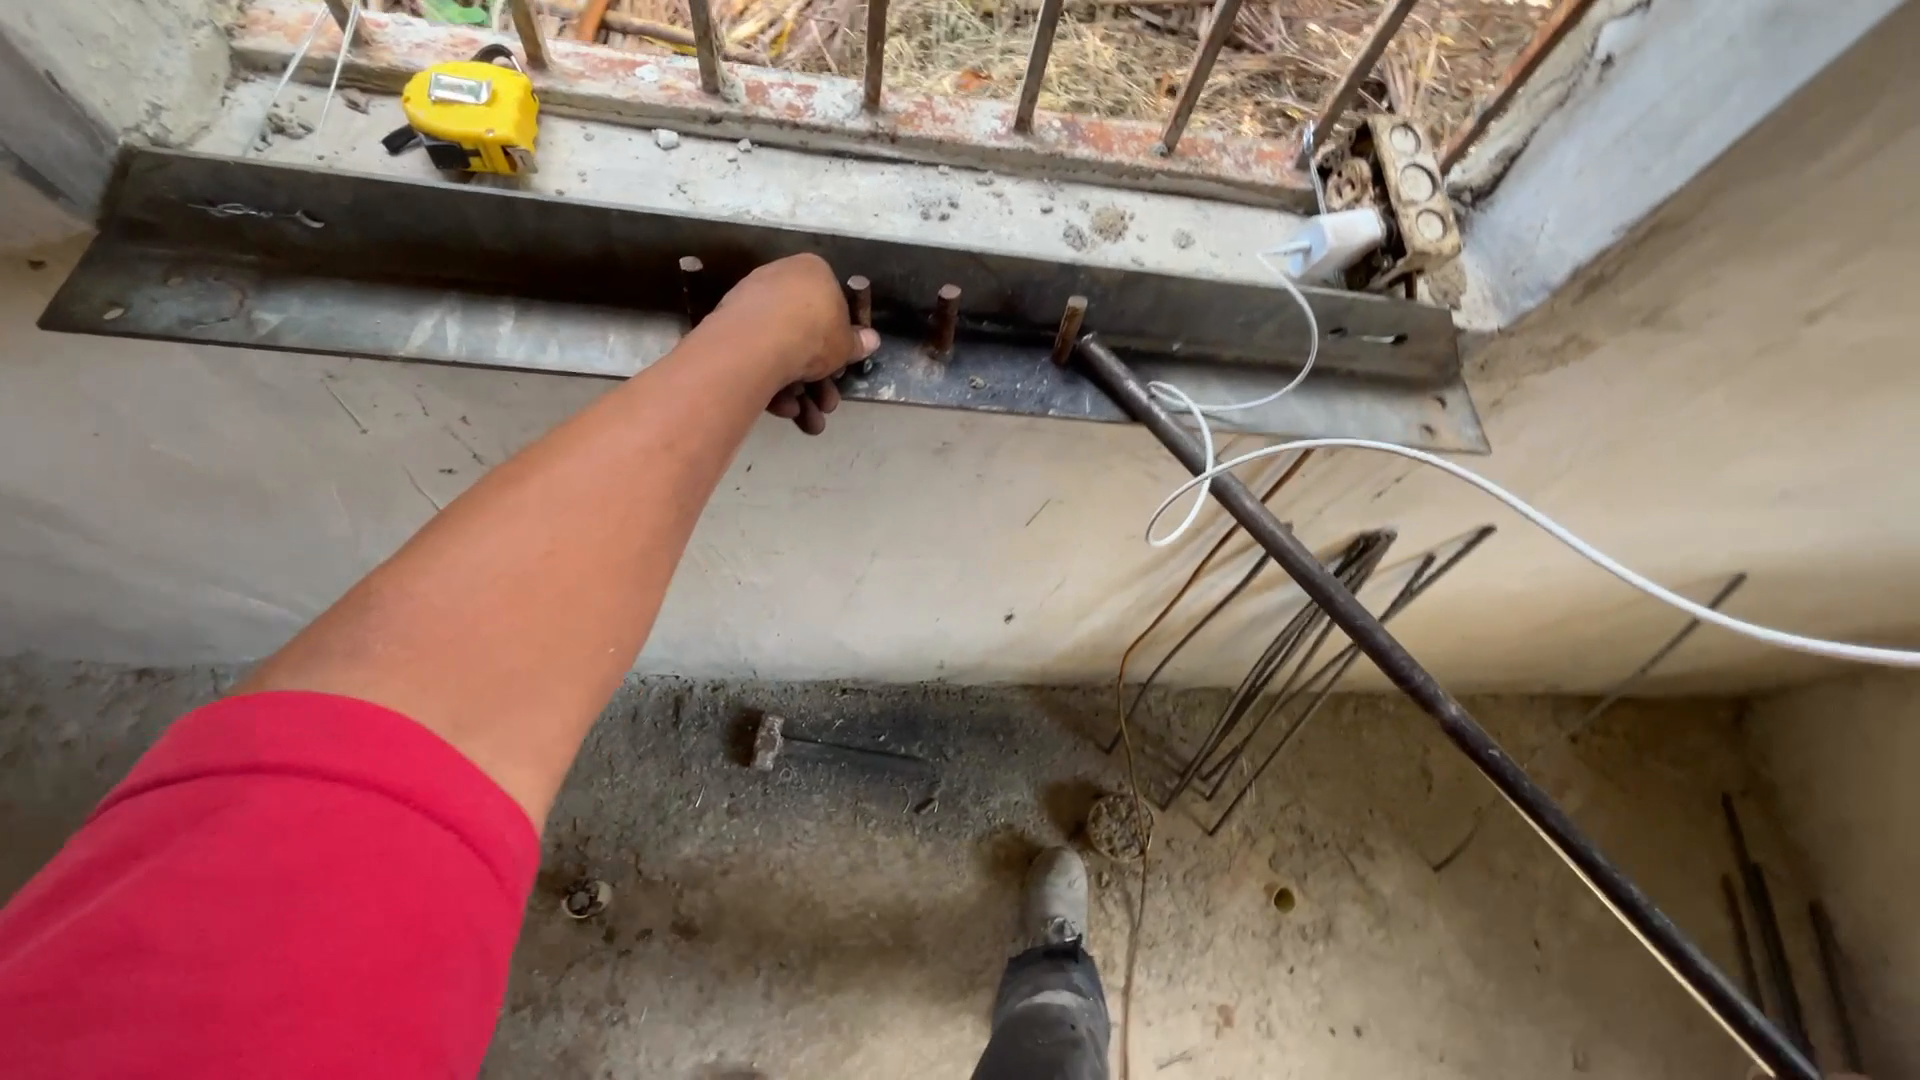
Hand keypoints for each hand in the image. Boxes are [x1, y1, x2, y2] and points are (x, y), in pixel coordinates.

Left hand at [709, 254, 878, 435]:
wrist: (759, 343)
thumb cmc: (814, 333)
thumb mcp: (847, 344)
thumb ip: (858, 343)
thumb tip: (872, 340)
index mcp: (811, 271)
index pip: (831, 304)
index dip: (839, 341)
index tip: (841, 367)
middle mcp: (778, 280)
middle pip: (804, 334)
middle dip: (819, 378)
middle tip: (827, 403)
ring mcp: (751, 303)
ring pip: (782, 352)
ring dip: (800, 391)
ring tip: (810, 420)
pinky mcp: (730, 330)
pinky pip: (759, 357)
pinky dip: (773, 385)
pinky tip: (785, 409)